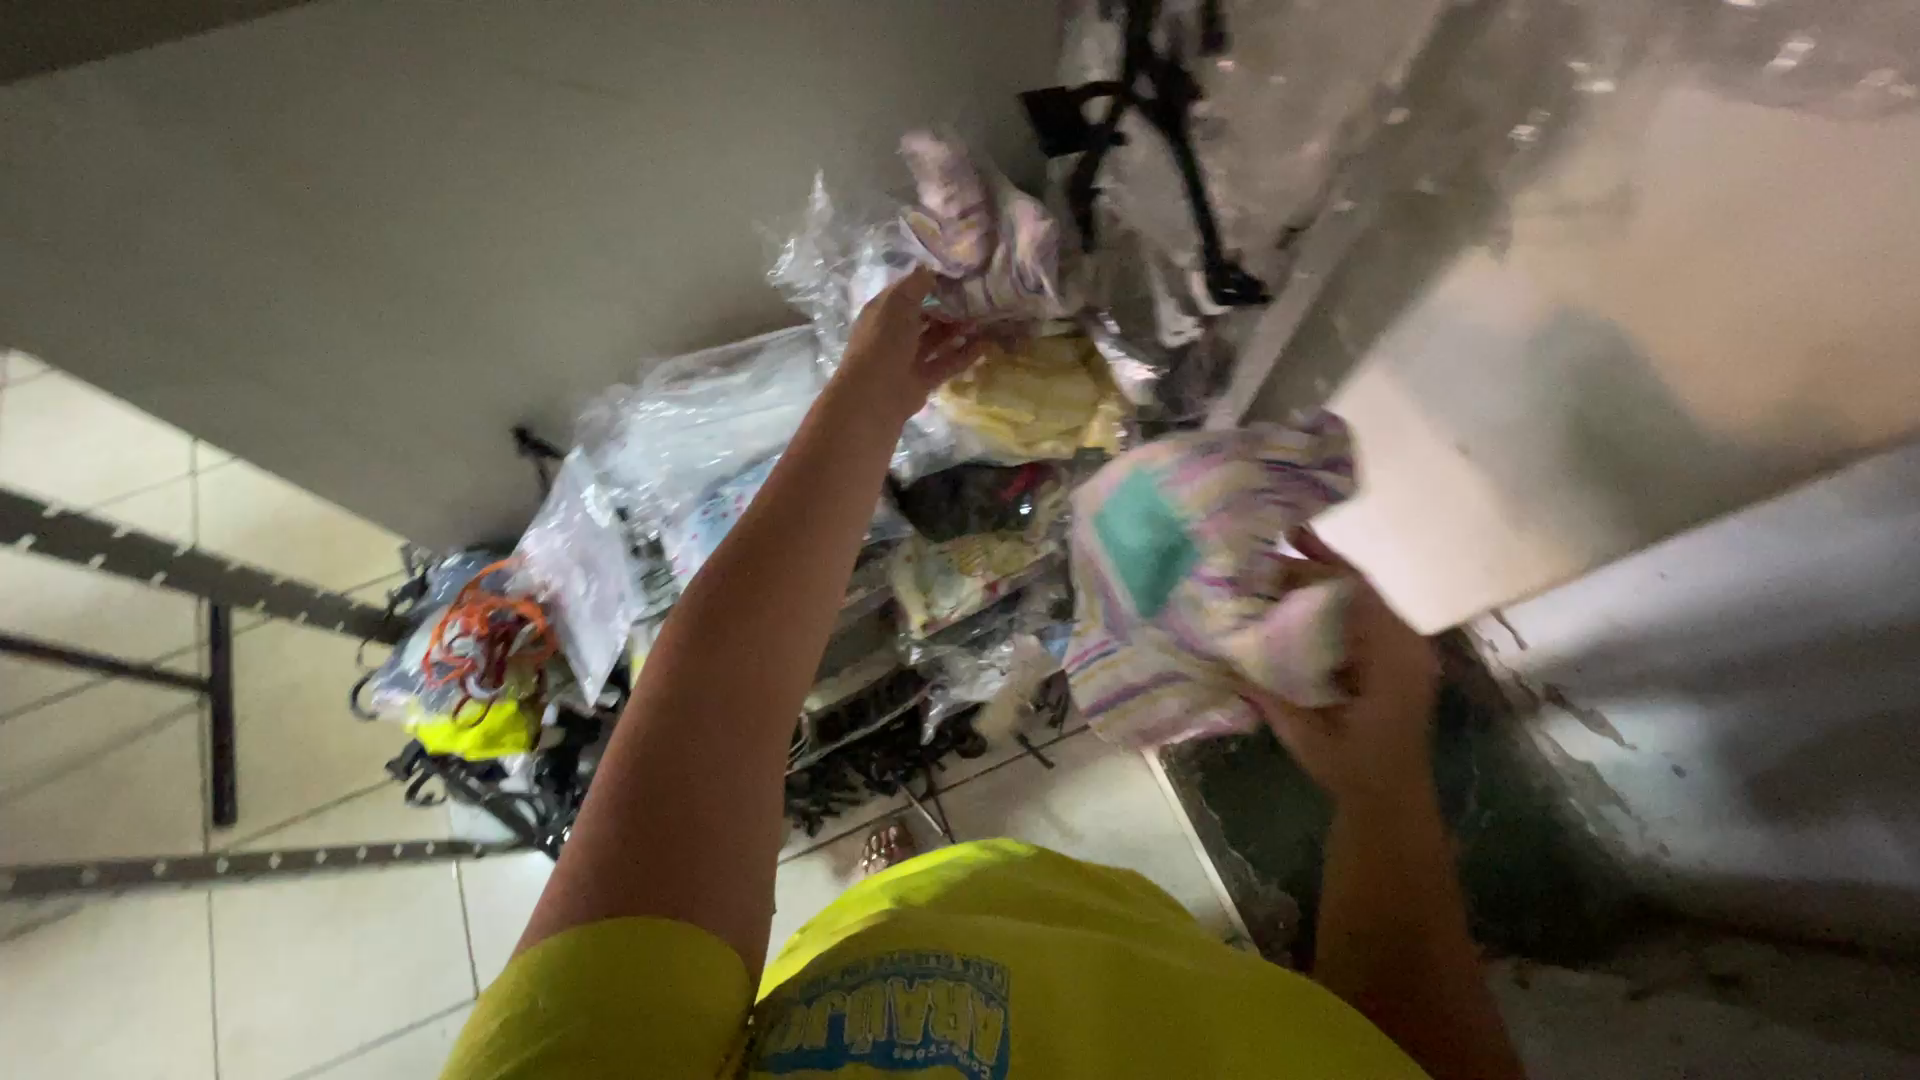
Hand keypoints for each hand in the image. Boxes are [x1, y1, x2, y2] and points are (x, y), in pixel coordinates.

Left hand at [834, 267, 984, 425]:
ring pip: (937, 341)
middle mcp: (895, 333)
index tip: (958, 277)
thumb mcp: (897, 303)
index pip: (908, 293)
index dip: (930, 284)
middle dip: (948, 309)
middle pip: (925, 317)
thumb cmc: (883, 342)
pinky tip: (984, 346)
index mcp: (884, 312)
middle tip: (977, 300)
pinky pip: (946, 364)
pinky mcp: (922, 380)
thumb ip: (916, 284)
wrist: (873, 396)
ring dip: (958, 331)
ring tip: (984, 320)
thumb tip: (931, 270)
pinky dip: (963, 355)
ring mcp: (909, 358)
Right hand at [1254, 529, 1438, 808]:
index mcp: (1393, 656)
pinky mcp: (1391, 661)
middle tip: (1263, 560)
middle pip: (1357, 589)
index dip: (1322, 561)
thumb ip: (1268, 692)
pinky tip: (1293, 605)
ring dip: (1318, 585)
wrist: (1390, 801)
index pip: (1357, 591)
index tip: (1288, 536)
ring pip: (1359, 602)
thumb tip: (1224, 652)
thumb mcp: (1305, 731)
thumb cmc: (1351, 768)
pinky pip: (1361, 620)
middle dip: (1311, 570)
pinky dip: (1328, 606)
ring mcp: (1402, 652)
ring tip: (1273, 570)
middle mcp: (1405, 645)